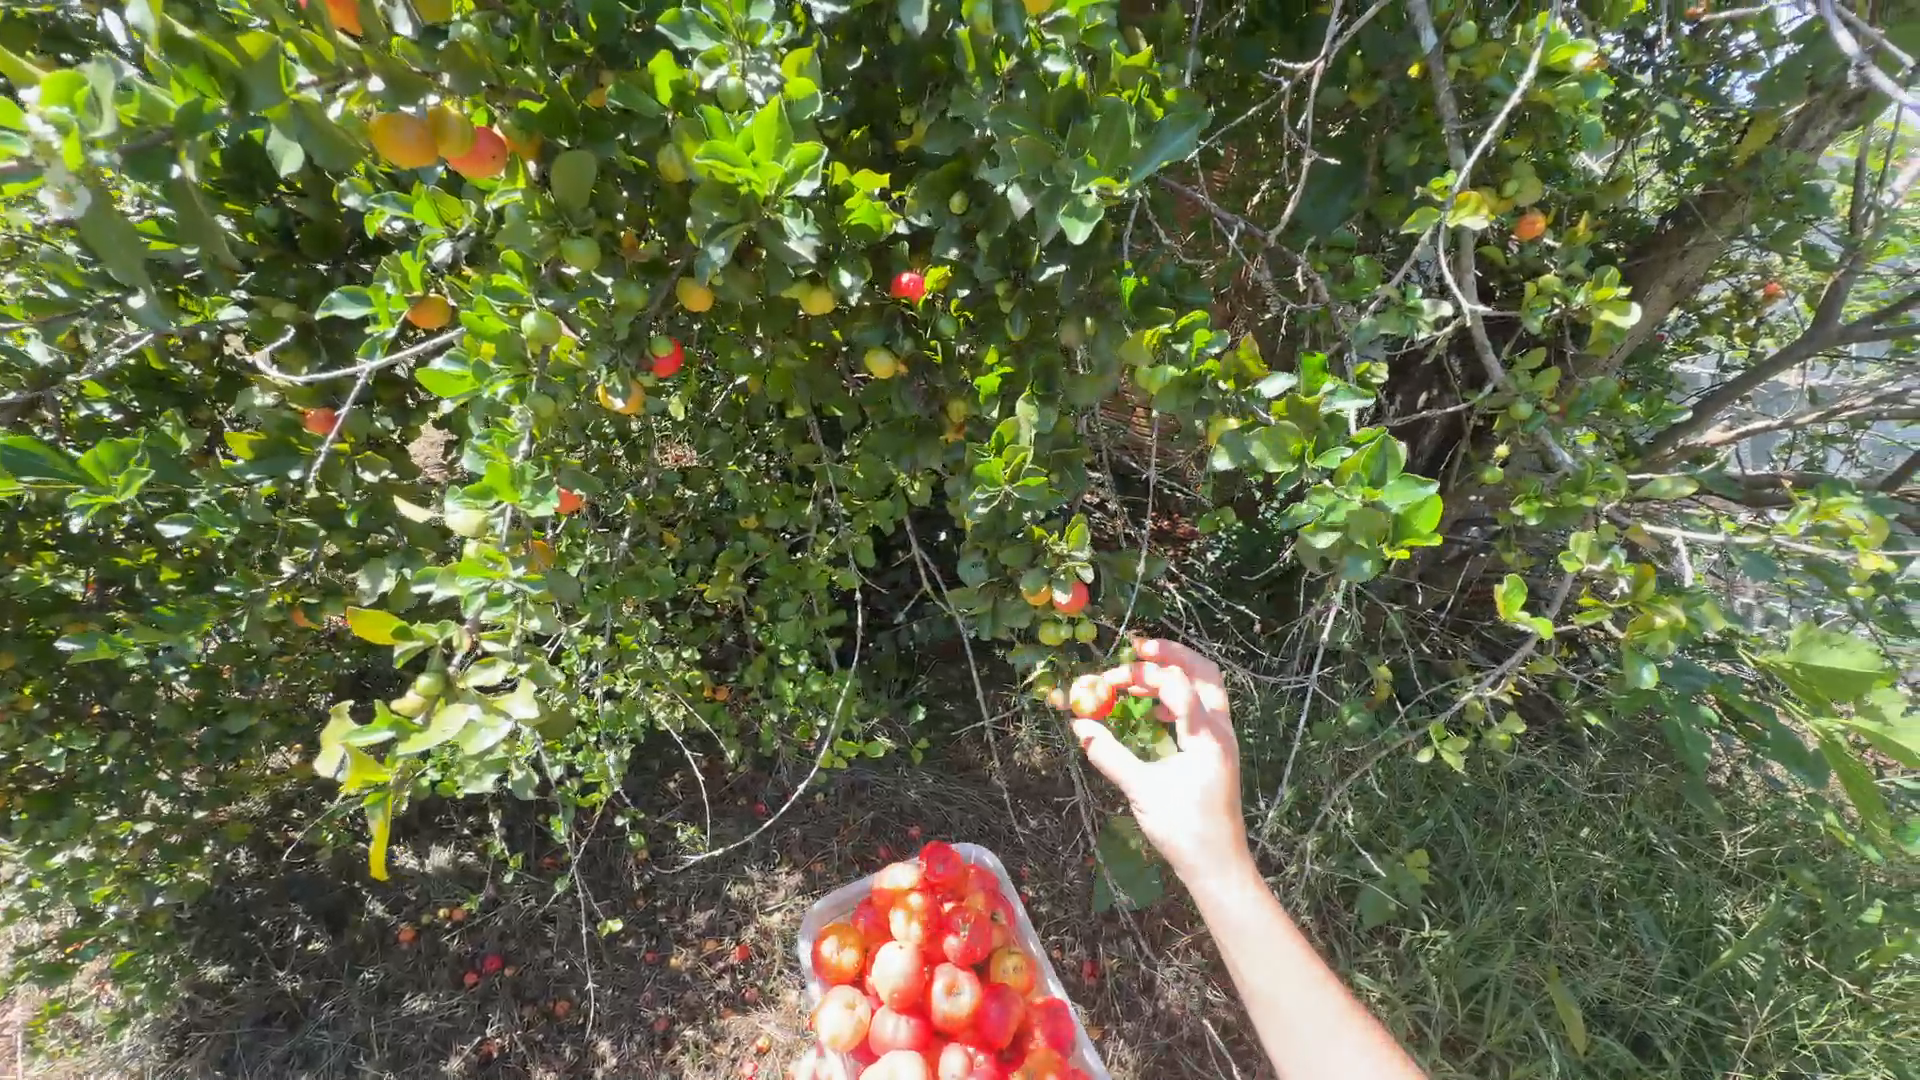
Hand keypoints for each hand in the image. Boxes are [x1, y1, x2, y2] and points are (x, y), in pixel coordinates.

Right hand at [1053, 639, 1248, 885]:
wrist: (1219, 866)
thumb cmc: (1183, 830)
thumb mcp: (1140, 790)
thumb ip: (1109, 754)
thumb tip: (1079, 727)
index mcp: (1206, 736)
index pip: (1176, 684)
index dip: (1141, 676)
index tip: (1110, 681)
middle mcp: (1221, 730)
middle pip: (1205, 671)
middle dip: (1171, 654)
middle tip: (1138, 648)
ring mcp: (1223, 739)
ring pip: (1208, 686)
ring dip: (1176, 673)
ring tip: (1141, 676)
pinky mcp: (1218, 750)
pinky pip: (1204, 706)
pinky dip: (1180, 695)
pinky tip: (1156, 711)